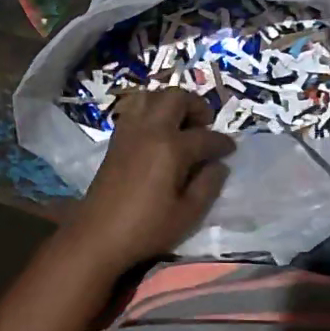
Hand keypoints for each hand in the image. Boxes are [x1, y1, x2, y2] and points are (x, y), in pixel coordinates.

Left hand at [61, 88, 234, 271]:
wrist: (98, 235)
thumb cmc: (146, 228)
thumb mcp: (188, 214)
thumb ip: (208, 185)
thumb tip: (219, 165)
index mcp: (171, 148)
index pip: (206, 137)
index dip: (223, 143)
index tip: (231, 150)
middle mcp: (150, 130)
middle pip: (176, 97)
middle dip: (197, 107)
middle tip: (204, 127)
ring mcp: (129, 131)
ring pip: (151, 95)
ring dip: (170, 103)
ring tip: (180, 125)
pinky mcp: (115, 138)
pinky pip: (134, 109)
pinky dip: (150, 110)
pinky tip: (157, 133)